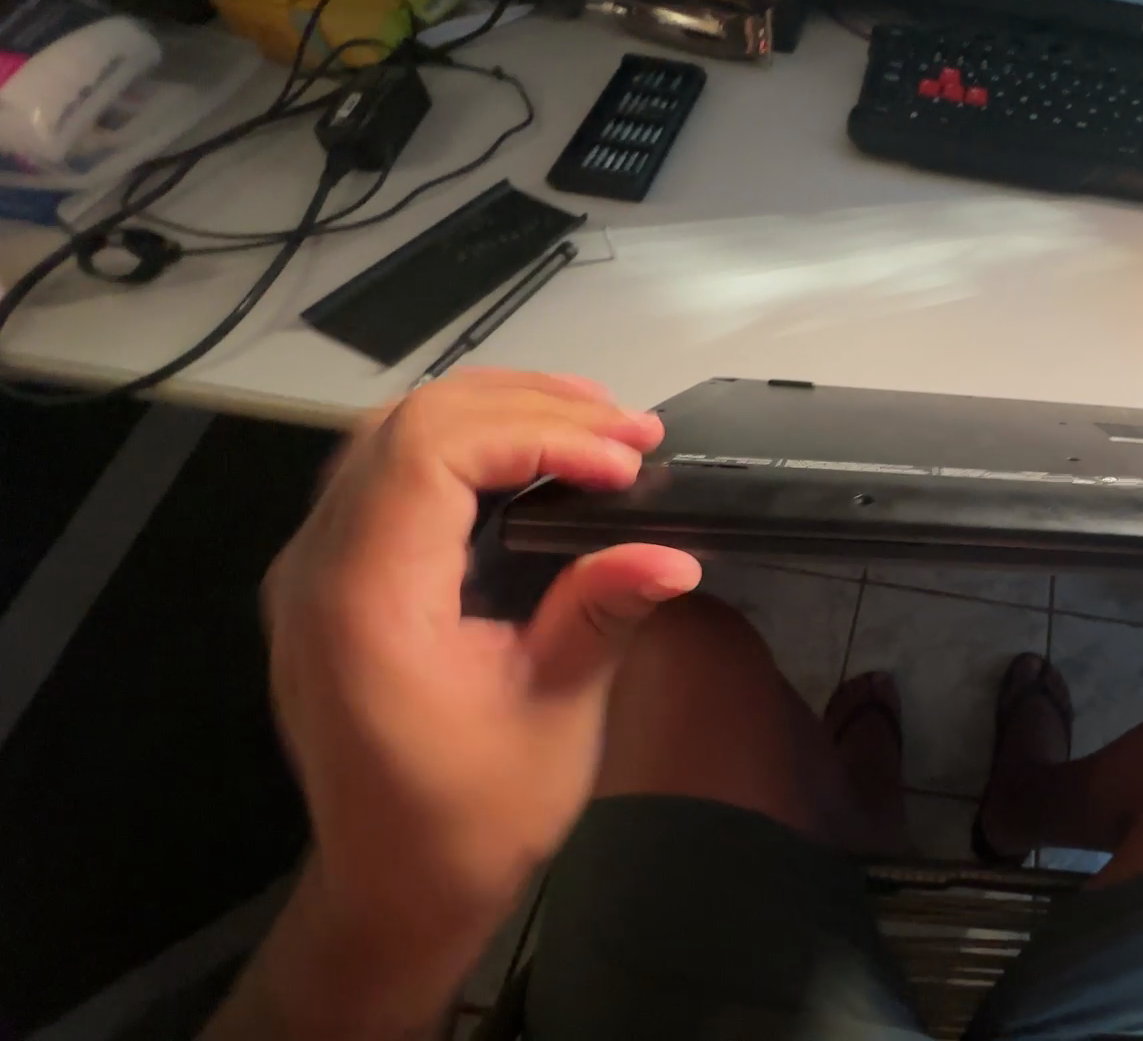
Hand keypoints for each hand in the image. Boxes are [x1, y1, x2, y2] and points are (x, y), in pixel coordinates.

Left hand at [257, 370, 698, 1010]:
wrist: (400, 878)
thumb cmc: (478, 812)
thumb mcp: (558, 711)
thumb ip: (604, 614)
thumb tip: (677, 554)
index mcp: (366, 603)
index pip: (431, 456)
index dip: (538, 435)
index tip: (625, 466)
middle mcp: (322, 566)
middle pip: (412, 423)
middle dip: (535, 406)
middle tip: (633, 430)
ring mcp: (324, 563)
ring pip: (400, 431)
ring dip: (507, 410)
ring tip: (601, 421)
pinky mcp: (348, 570)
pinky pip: (399, 467)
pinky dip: (480, 440)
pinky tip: (545, 450)